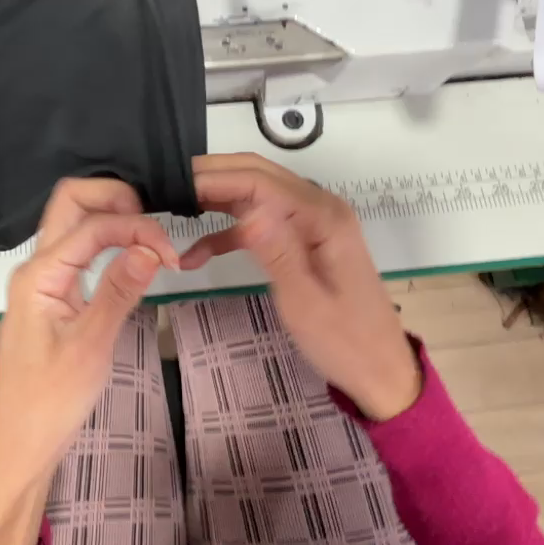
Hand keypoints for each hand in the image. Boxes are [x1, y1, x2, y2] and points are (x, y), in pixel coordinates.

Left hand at [0, 178, 176, 544]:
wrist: (19, 447)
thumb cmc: (50, 401)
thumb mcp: (91, 346)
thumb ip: (120, 291)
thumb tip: (150, 247)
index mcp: (39, 273)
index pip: (93, 225)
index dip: (136, 228)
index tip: (171, 256)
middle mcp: (37, 266)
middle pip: (72, 203)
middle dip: (116, 199)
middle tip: (155, 228)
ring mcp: (44, 279)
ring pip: (75, 223)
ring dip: (113, 217)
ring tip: (151, 239)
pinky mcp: (54, 295)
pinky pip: (80, 250)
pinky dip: (108, 241)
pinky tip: (132, 257)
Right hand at [188, 153, 421, 420]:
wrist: (380, 370)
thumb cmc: (345, 342)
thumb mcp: (305, 303)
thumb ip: (275, 253)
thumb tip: (247, 212)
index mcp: (323, 216)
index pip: (259, 180)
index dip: (213, 178)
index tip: (170, 184)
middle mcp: (318, 207)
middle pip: (256, 174)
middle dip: (210, 177)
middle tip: (163, 187)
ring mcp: (310, 221)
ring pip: (254, 192)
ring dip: (215, 199)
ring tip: (171, 207)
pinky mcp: (301, 238)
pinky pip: (259, 221)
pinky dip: (228, 232)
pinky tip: (195, 253)